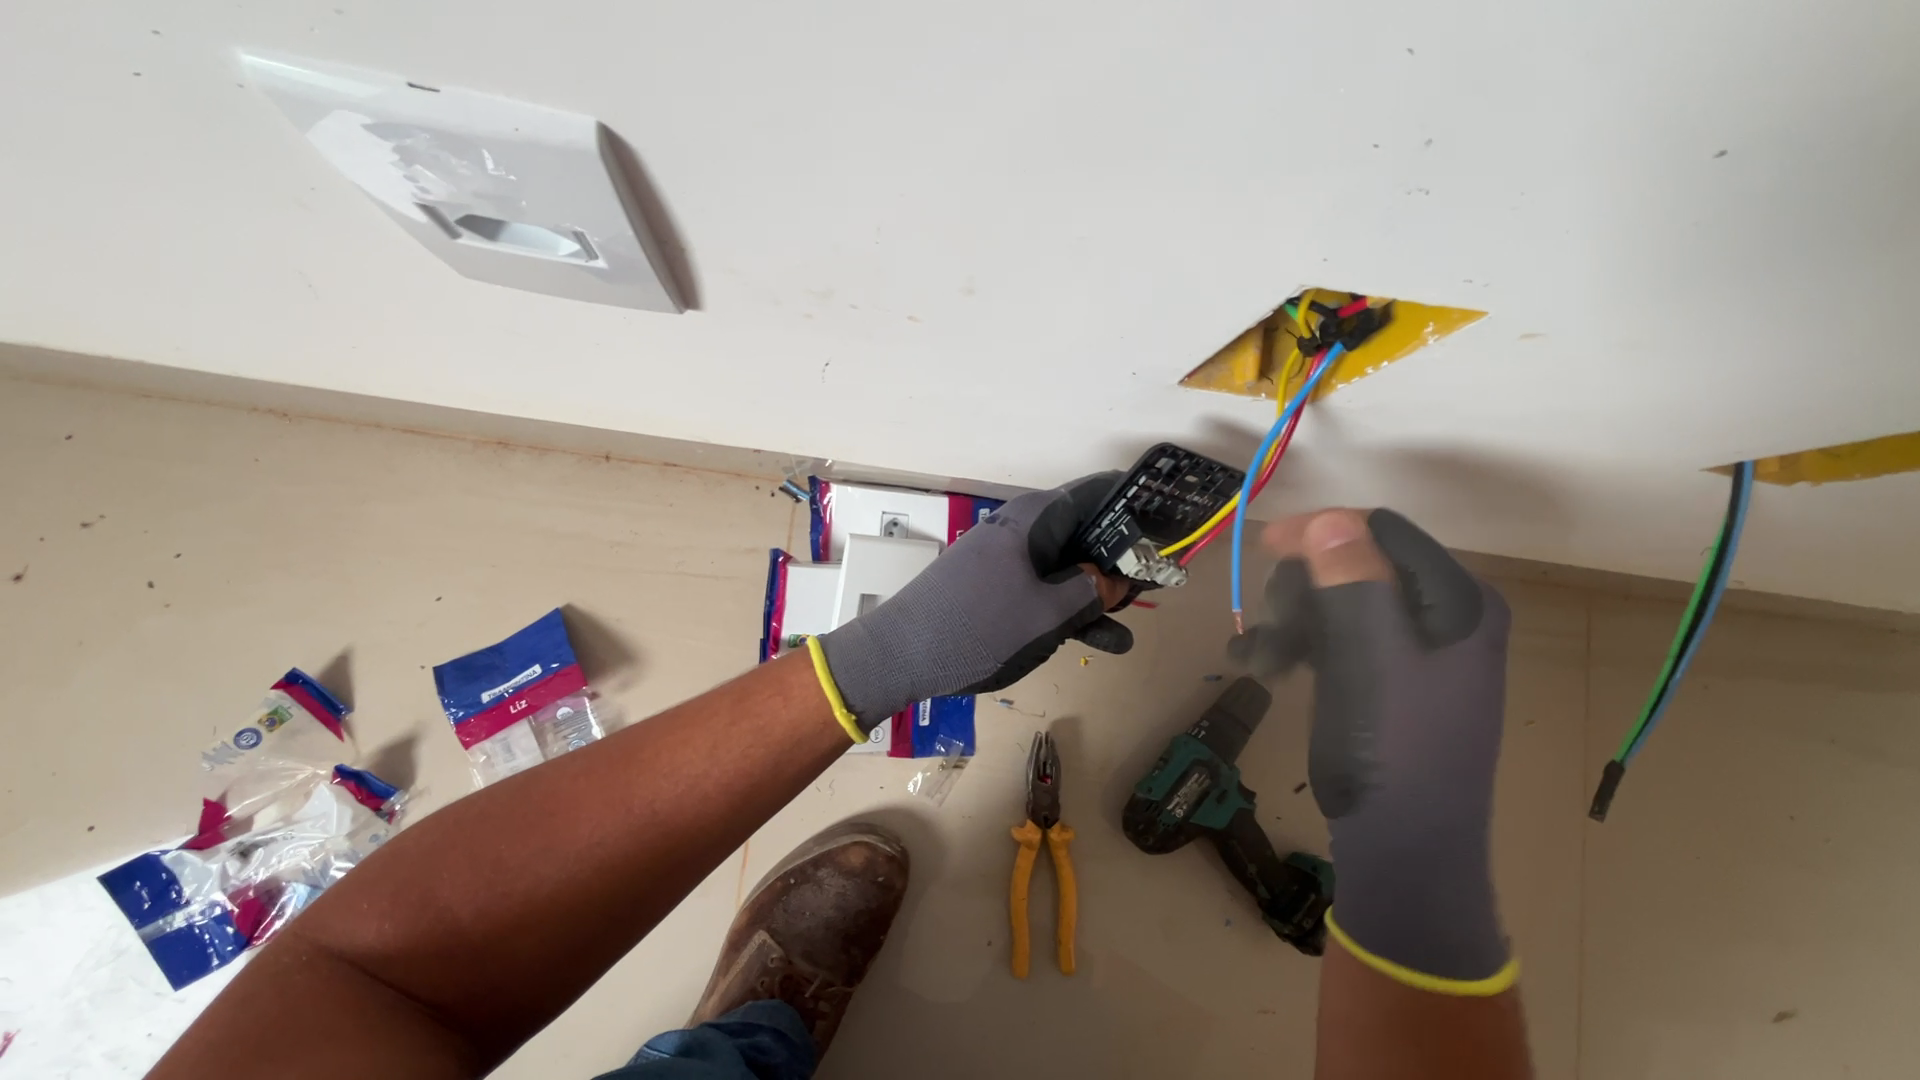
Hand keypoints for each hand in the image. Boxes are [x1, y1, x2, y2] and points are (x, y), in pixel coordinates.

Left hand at [818, 475, 1133, 728]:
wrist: (900, 655)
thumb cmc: (978, 627)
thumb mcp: (1046, 614)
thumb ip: (1089, 591)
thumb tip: (1114, 578)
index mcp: (1031, 518)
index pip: (1094, 493)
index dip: (1132, 505)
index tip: (1165, 520)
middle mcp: (1017, 529)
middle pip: (1081, 533)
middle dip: (1118, 559)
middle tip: (1153, 582)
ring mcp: (1002, 560)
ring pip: (1062, 568)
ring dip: (1095, 595)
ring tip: (1130, 624)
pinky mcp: (991, 588)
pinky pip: (1040, 589)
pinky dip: (1066, 608)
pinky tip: (1098, 639)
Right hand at [1233, 508, 1514, 989]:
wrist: (1404, 842)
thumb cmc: (1393, 745)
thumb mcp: (1369, 655)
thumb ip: (1355, 580)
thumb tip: (1330, 518)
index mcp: (1459, 601)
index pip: (1386, 533)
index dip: (1323, 532)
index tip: (1265, 545)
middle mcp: (1443, 617)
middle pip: (1357, 566)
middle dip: (1302, 589)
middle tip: (1268, 620)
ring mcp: (1414, 650)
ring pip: (1338, 603)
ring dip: (1291, 622)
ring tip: (1259, 658)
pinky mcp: (1387, 679)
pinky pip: (1338, 639)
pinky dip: (1299, 646)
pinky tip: (1266, 668)